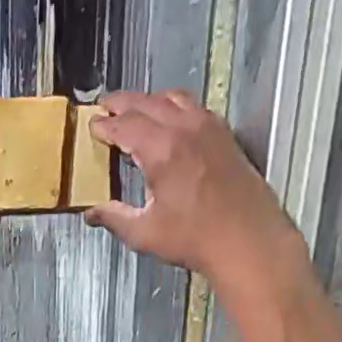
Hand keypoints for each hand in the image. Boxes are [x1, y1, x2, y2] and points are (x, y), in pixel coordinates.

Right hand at [85, 91, 304, 287]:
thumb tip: (92, 213)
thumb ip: (115, 218)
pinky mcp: (226, 136)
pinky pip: (194, 108)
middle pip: (146, 103)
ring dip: (149, 101)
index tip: (93, 126)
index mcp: (162, 149)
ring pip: (172, 99)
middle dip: (122, 104)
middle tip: (105, 107)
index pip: (124, 125)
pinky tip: (171, 122)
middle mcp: (185, 129)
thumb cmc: (196, 239)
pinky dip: (175, 107)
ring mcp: (209, 129)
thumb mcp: (146, 233)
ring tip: (135, 111)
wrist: (249, 243)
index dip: (104, 125)